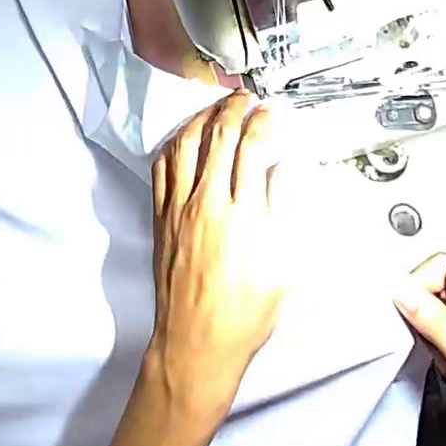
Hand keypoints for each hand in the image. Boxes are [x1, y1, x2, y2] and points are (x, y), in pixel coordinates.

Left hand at [147, 93, 287, 415]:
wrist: (196, 347)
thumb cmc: (242, 315)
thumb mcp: (283, 265)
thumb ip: (284, 210)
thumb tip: (284, 169)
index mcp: (243, 215)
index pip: (253, 147)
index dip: (265, 120)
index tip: (272, 109)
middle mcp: (208, 204)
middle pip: (219, 136)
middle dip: (234, 108)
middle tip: (246, 98)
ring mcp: (179, 209)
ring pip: (186, 144)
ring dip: (202, 117)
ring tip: (216, 107)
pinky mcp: (160, 219)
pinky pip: (161, 168)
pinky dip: (173, 144)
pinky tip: (183, 138)